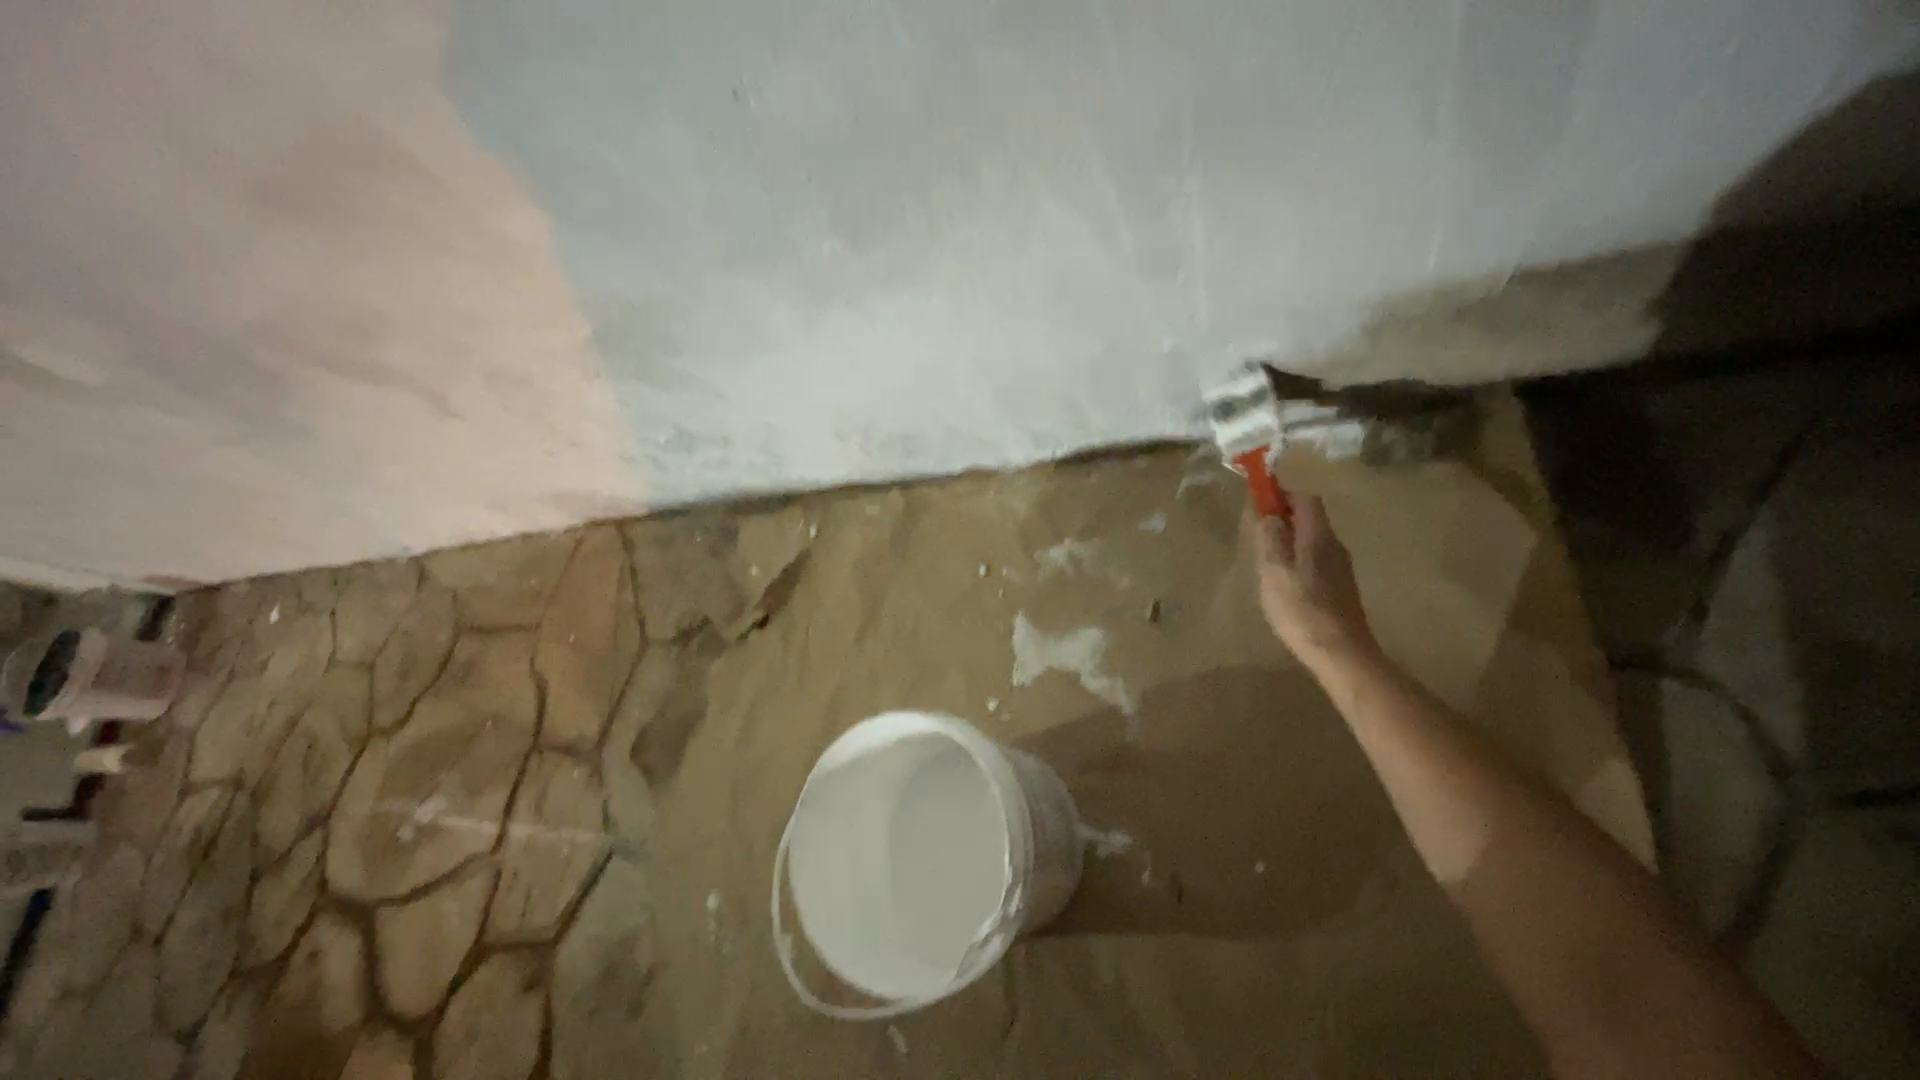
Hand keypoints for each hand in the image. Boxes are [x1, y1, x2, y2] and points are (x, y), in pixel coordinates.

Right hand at [1246, 495, 1377, 673]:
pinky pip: (1316, 562)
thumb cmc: (1302, 610)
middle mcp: (1334, 545)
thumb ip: (1271, 539)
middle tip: (1256, 535)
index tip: (1258, 502)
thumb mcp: (1274, 571)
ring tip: (1265, 562)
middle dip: (1283, 518)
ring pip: (1312, 541)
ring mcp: (1341, 568)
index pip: (1305, 498)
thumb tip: (1269, 514)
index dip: (1282, 494)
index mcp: (1318, 536)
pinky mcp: (1340, 589)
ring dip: (1289, 542)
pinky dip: (1298, 561)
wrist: (1342, 652)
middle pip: (1310, 519)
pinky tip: (1284, 585)